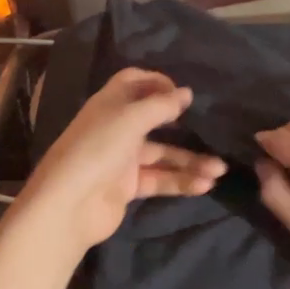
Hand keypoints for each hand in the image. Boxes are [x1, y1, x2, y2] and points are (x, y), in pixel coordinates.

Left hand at [14, 68, 226, 255]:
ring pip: (163, 155)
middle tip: (212, 129)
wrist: (69, 206)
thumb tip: (187, 93)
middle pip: (154, 120)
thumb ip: (161, 106)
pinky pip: (161, 180)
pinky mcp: (128, 187)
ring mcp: (122, 160)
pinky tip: (205, 185)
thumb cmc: (97, 150)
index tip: (184, 92)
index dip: (158, 82)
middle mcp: (116, 129)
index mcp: (109, 105)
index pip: (133, 83)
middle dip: (184, 125)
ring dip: (191, 161)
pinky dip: (182, 181)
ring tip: (220, 169)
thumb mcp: (130, 120)